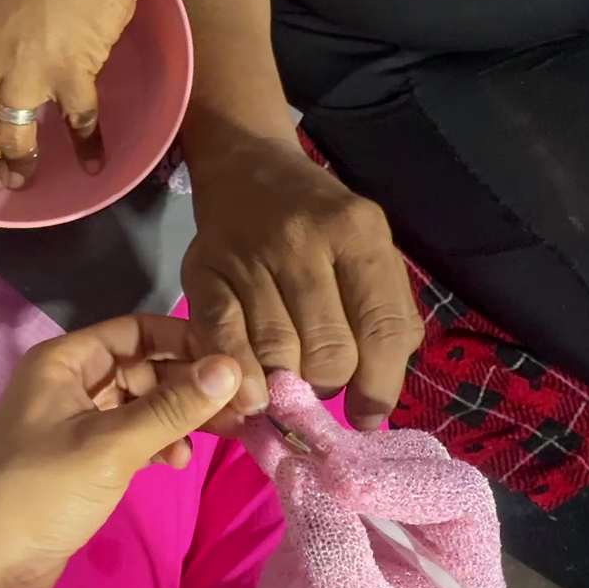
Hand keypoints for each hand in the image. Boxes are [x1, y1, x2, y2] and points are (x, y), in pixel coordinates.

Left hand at [0, 314, 239, 587]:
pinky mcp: (80, 457)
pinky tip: (176, 462)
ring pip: (139, 403)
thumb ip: (172, 407)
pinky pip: (129, 435)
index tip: (237, 359)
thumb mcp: (110, 445)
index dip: (186, 340)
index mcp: (64, 360)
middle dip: (189, 384)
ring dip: (176, 417)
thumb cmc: (41, 490)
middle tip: (241, 406)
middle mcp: (68, 381)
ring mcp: (74, 420)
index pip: (136, 331)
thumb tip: (232, 367)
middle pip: (141, 367)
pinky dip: (155, 443)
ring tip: (223, 435)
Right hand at [183, 134, 423, 428]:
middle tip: (317, 384)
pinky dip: (239, 375)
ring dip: (284, 386)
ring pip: (276, 353)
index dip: (379, 386)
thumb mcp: (368, 248)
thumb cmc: (318, 220)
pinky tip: (250, 393)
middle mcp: (303, 240)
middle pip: (328, 350)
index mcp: (358, 231)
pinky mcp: (203, 270)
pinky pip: (223, 338)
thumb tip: (372, 401)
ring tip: (285, 384)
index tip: (366, 416)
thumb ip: (385, 313)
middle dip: (327, 385)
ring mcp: (248, 255)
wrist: (247, 170)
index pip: (381, 328)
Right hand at [243, 373, 506, 587]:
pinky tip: (255, 425)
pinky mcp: (335, 514)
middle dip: (354, 445)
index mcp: (464, 566)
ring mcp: (381, 519)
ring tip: (276, 395)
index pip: (455, 495)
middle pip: (408, 461)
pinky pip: (315, 471)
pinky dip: (285, 448)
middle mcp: (431, 532)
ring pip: (360, 454)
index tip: (339, 483)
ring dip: (315, 430)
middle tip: (300, 427)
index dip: (401, 479)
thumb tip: (298, 467)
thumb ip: (328, 543)